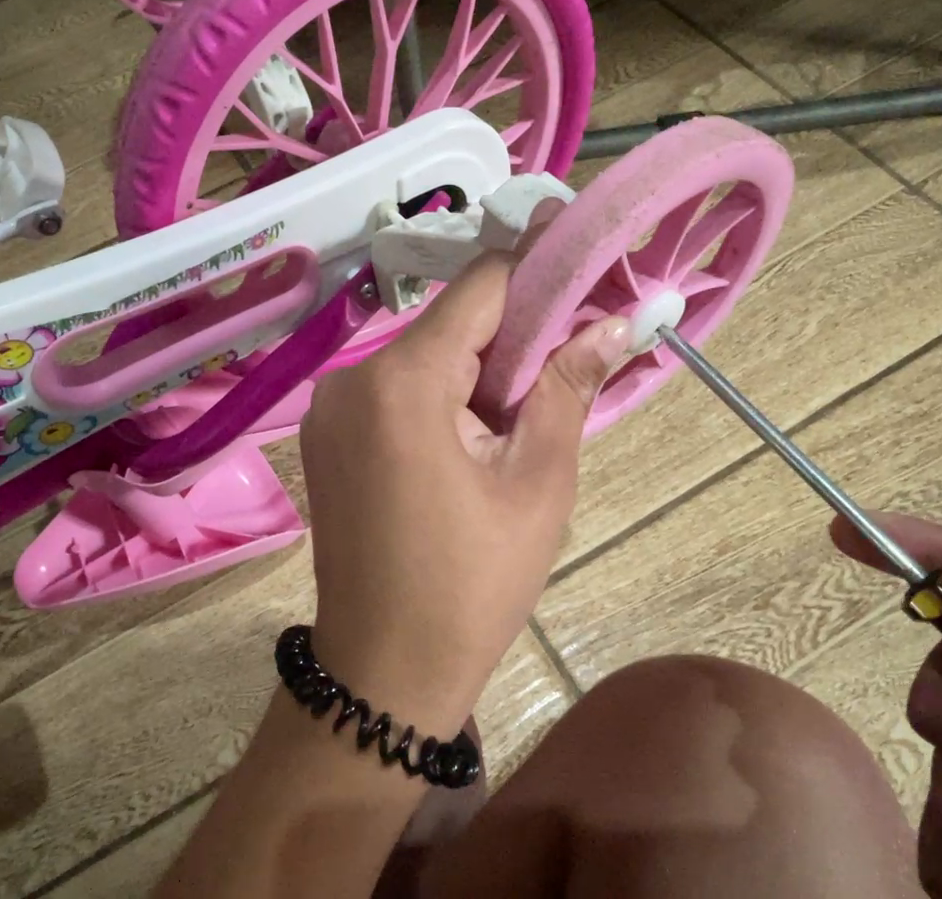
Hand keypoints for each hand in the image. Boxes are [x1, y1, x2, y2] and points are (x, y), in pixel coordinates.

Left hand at [300, 255, 627, 730]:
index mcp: (402, 380)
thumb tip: (614, 321)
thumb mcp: (536, 484)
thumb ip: (569, 388)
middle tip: (576, 356)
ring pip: (424, 356)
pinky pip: (395, 390)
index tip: (592, 275)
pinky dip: (440, 396)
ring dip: (478, 371)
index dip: (541, 272)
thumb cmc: (471, 584)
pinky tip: (473, 439)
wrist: (382, 669)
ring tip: (524, 418)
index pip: (482, 285)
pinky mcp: (326, 435)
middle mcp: (352, 376)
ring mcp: (330, 406)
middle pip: (452, 322)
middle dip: (516, 334)